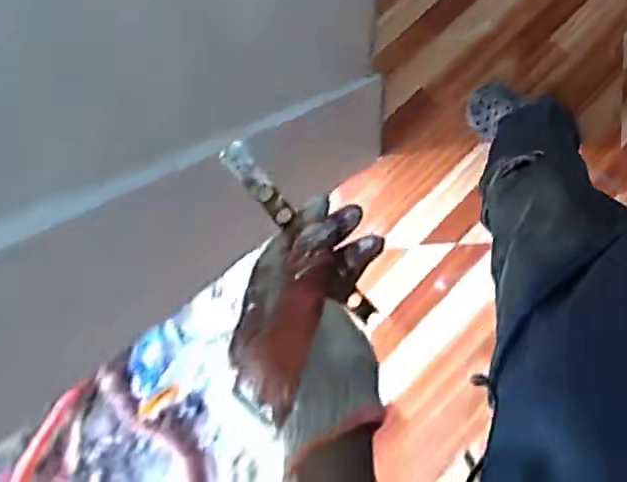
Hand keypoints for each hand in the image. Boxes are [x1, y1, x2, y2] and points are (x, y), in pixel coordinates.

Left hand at [231, 198, 385, 472]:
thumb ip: (304, 272)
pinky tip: (372, 252)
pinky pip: (339, 292)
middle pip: (298, 268)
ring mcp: (303, 328)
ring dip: (346, 251)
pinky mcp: (331, 332)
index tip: (319, 204)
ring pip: (323, 277)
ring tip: (370, 233)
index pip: (270, 266)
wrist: (336, 422)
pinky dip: (355, 270)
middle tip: (350, 211)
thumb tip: (308, 230)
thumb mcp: (302, 315)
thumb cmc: (311, 369)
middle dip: (324, 238)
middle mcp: (273, 323)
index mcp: (253, 324)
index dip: (294, 233)